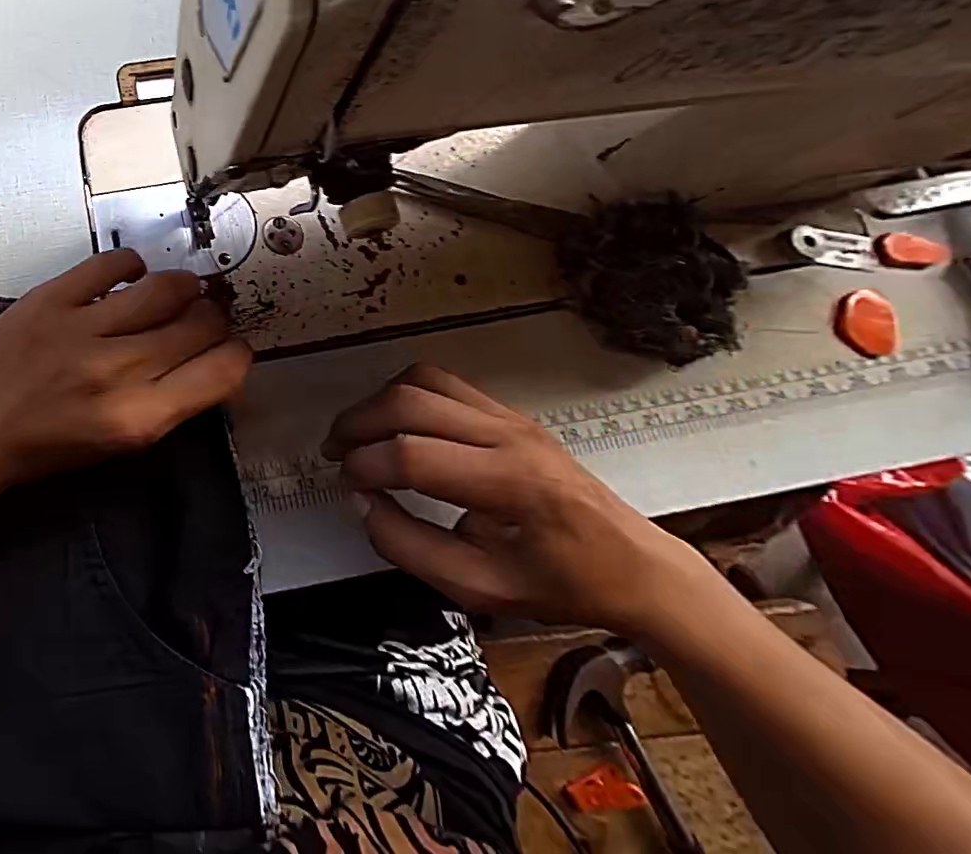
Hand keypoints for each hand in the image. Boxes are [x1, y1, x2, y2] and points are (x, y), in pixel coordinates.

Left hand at [0, 249, 252, 499]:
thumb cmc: (49, 446)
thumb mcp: (121, 444)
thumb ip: (172, 404)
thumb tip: (215, 361)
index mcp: (137, 420)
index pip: (220, 371)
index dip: (238, 356)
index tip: (229, 350)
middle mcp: (114, 372)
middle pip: (199, 324)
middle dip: (213, 320)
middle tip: (203, 321)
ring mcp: (79, 330)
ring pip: (165, 288)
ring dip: (184, 289)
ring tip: (177, 295)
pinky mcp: (49, 299)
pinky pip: (110, 263)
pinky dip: (132, 266)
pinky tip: (130, 280)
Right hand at [321, 364, 717, 638]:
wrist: (636, 566)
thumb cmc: (564, 584)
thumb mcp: (479, 588)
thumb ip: (407, 548)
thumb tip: (362, 502)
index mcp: (511, 485)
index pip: (413, 457)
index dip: (364, 468)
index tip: (347, 486)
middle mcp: (510, 437)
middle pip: (409, 404)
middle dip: (356, 425)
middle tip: (334, 452)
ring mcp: (510, 417)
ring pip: (421, 381)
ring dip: (376, 403)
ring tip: (356, 433)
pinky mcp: (507, 413)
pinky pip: (441, 382)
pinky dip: (402, 394)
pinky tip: (391, 421)